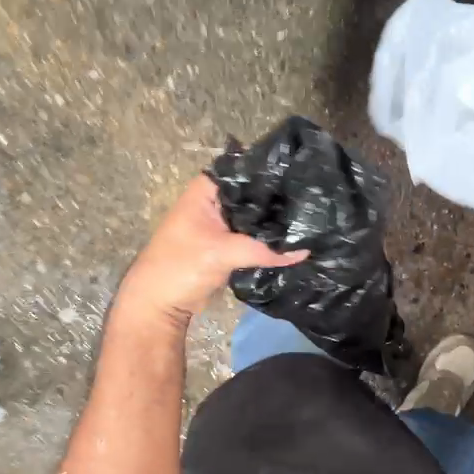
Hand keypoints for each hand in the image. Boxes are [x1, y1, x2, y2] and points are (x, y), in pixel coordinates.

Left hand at [118, 176, 306, 325]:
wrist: (160, 304)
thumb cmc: (181, 267)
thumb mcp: (223, 253)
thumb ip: (265, 250)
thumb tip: (305, 251)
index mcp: (206, 189)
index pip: (244, 169)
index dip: (271, 171)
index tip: (301, 173)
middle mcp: (216, 200)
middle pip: (253, 193)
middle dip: (278, 198)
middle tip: (312, 198)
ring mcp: (222, 223)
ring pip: (255, 216)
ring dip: (275, 221)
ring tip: (310, 217)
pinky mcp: (228, 244)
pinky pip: (254, 235)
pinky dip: (269, 238)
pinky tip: (294, 237)